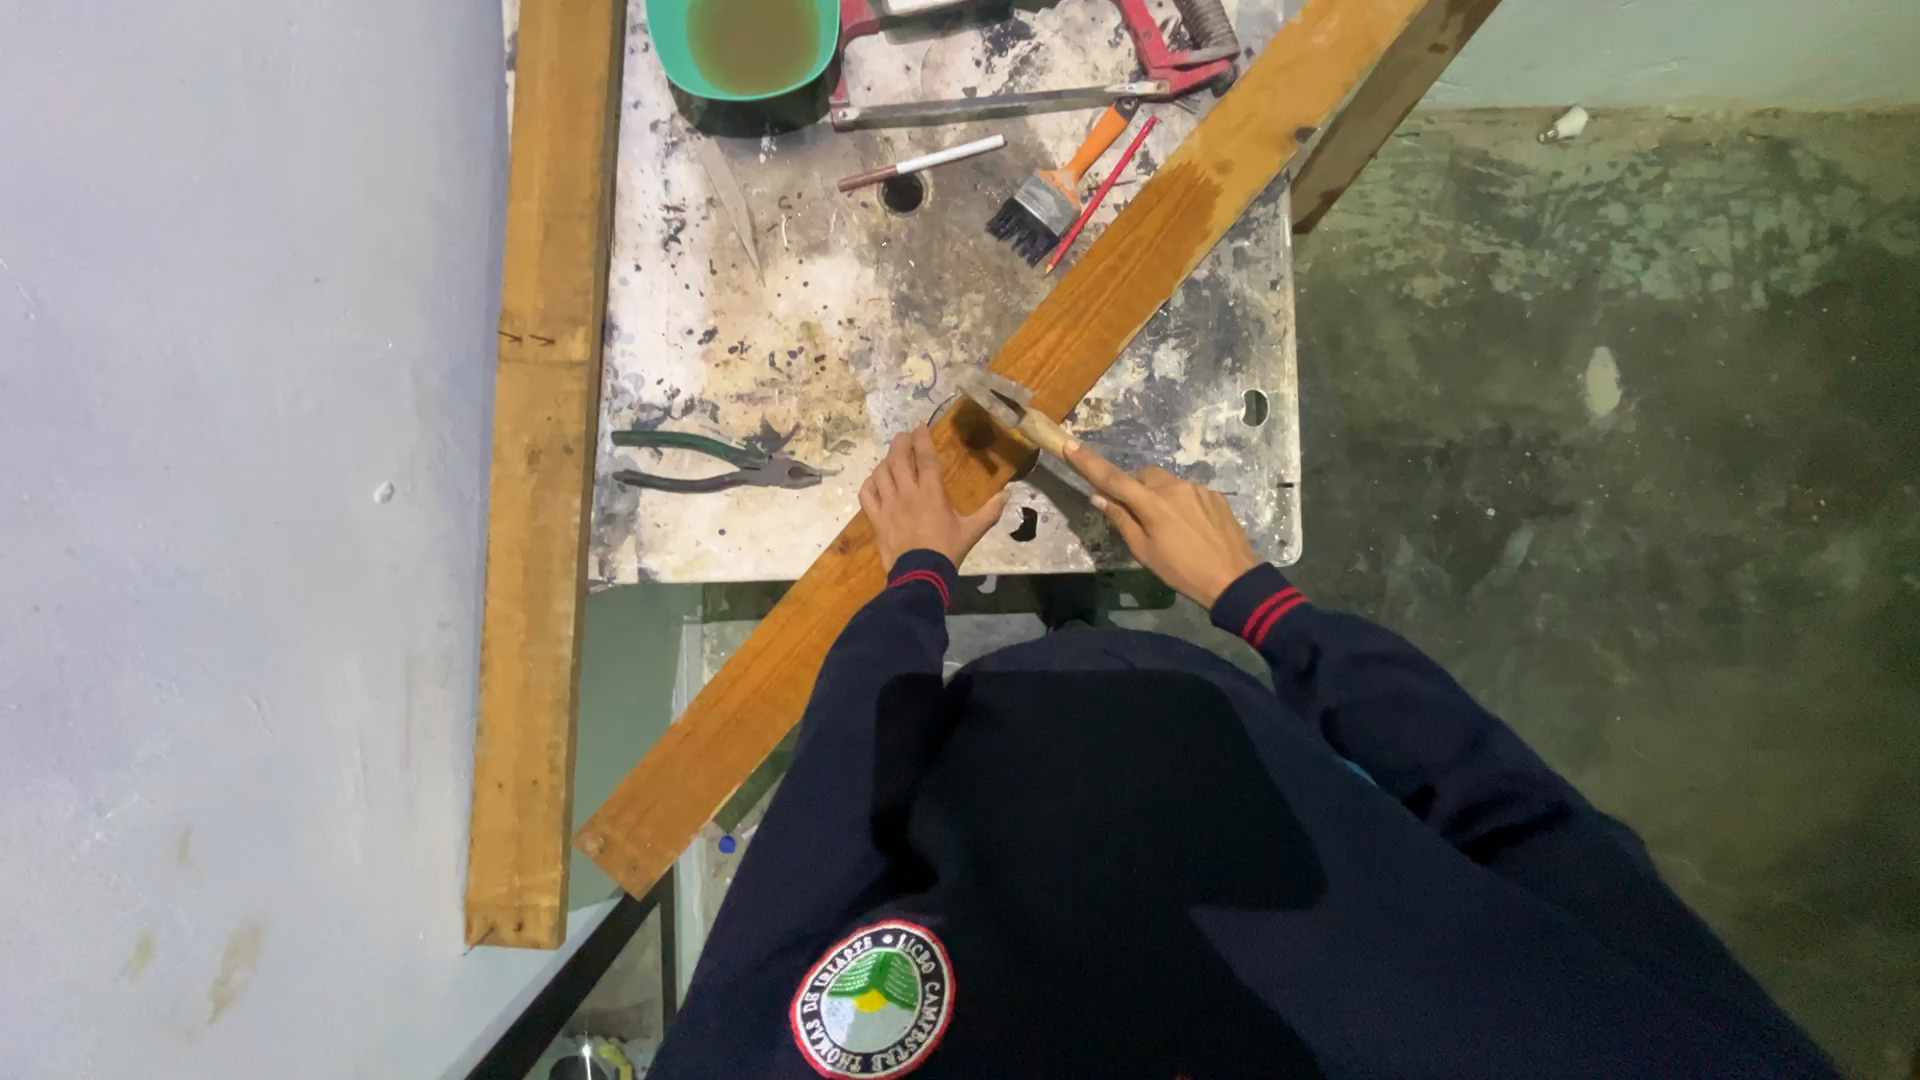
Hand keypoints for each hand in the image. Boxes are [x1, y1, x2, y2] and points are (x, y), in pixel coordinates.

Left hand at [860, 427, 1012, 571]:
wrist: (921, 575)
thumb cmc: (948, 551)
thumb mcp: (972, 530)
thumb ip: (991, 510)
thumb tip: (1009, 493)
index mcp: (931, 492)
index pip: (925, 456)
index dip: (922, 437)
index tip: (920, 426)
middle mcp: (907, 493)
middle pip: (898, 457)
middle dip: (900, 442)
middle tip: (905, 438)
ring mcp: (888, 505)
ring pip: (880, 472)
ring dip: (886, 462)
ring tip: (892, 460)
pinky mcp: (876, 518)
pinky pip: (866, 494)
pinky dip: (869, 484)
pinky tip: (875, 483)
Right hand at [1065, 440, 1258, 608]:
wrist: (1233, 578)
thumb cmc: (1181, 571)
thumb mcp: (1144, 551)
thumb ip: (1122, 520)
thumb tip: (1099, 497)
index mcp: (1152, 504)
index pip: (1113, 479)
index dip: (1089, 463)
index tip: (1070, 446)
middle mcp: (1173, 487)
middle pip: (1144, 476)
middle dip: (1137, 489)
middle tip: (1141, 517)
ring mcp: (1197, 488)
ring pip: (1167, 483)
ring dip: (1161, 496)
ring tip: (1172, 527)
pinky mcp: (1214, 495)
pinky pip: (1189, 491)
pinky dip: (1182, 503)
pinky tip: (1191, 527)